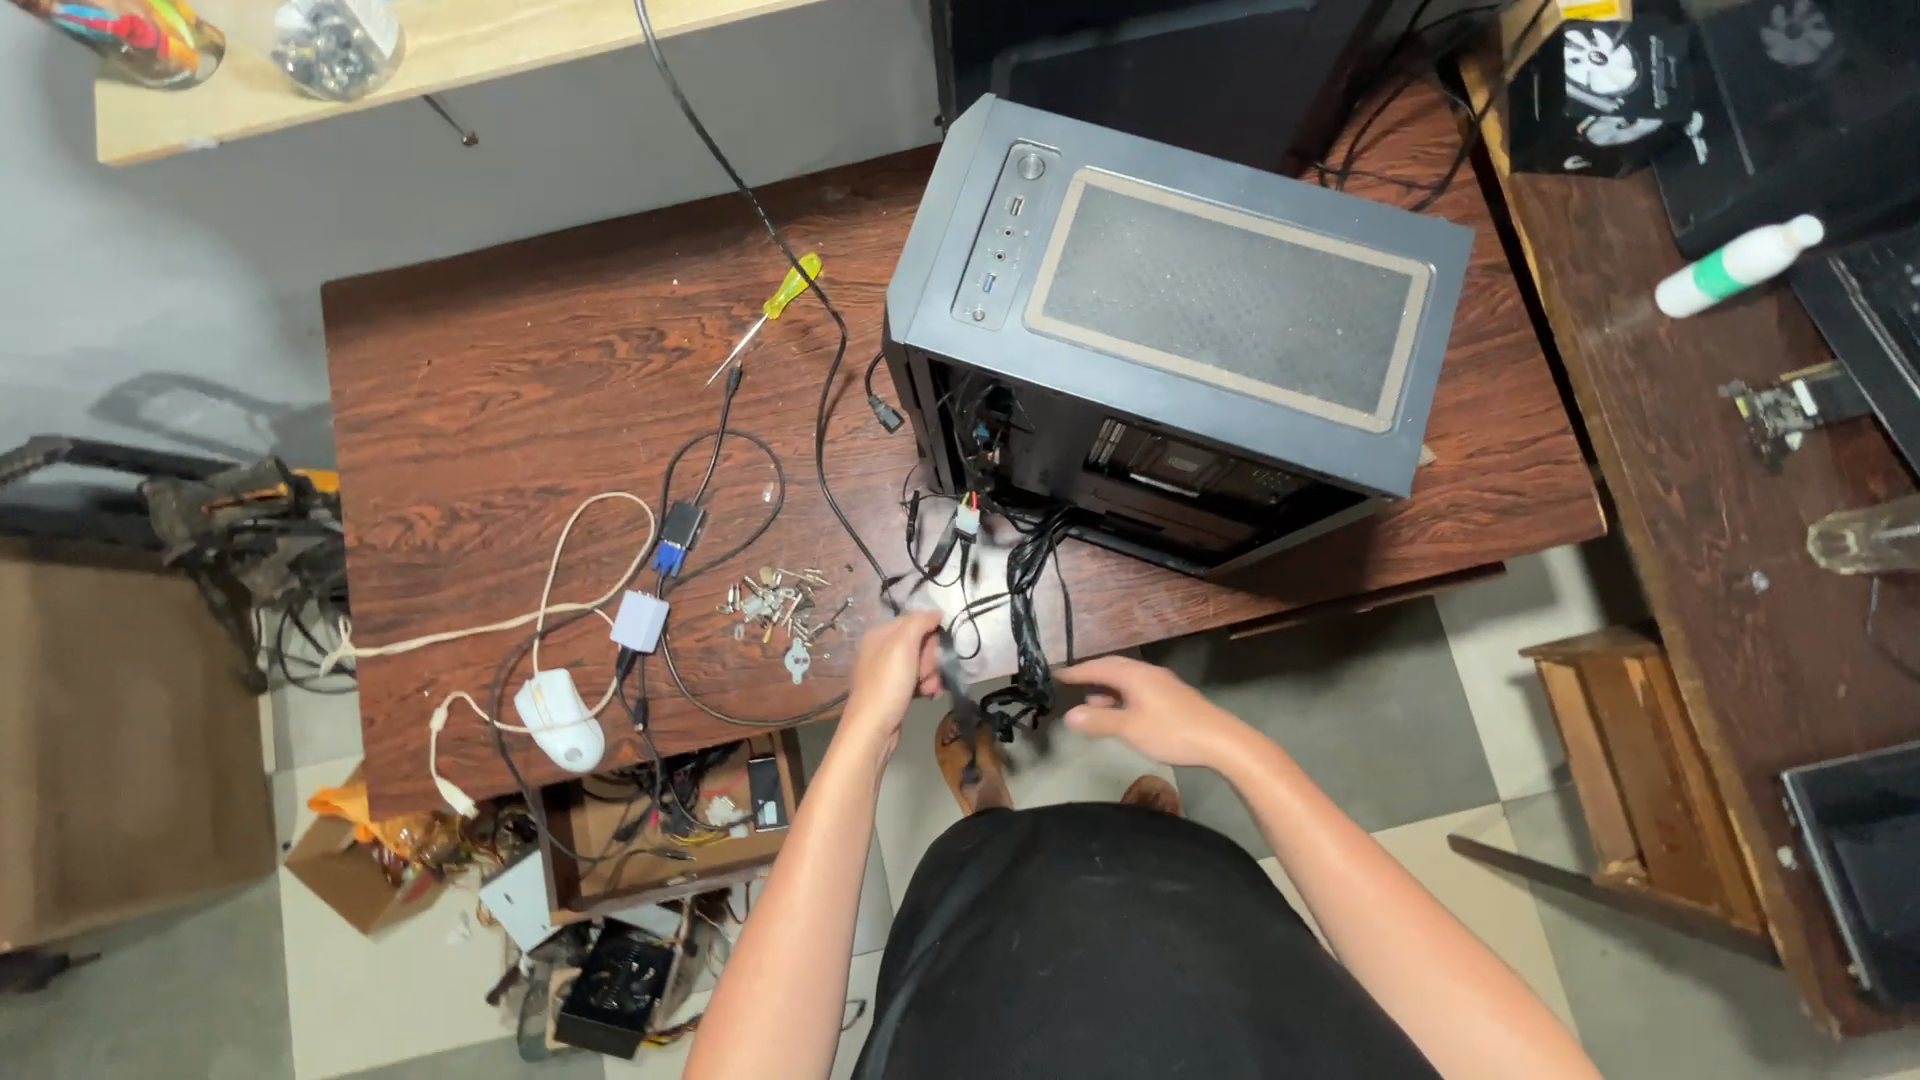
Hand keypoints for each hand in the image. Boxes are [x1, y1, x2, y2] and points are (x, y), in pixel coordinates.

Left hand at [839, 610, 943, 758]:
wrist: (872, 728)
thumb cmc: (887, 684)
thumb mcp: (903, 645)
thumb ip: (919, 622)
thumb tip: (937, 613)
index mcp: (880, 634)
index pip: (916, 622)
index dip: (930, 636)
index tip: (934, 652)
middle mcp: (881, 649)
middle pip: (920, 643)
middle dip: (931, 659)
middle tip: (928, 674)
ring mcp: (887, 671)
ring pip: (921, 663)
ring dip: (932, 675)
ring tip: (930, 689)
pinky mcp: (894, 690)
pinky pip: (917, 680)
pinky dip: (926, 686)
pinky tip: (929, 695)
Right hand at [1056, 655, 1253, 767]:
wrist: (1221, 741)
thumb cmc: (1172, 732)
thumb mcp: (1130, 729)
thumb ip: (1099, 721)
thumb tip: (1069, 715)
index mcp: (1134, 675)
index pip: (1098, 668)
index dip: (1076, 672)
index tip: (1056, 675)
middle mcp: (1147, 673)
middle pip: (1114, 667)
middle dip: (1091, 673)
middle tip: (1072, 681)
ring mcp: (1162, 684)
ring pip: (1127, 678)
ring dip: (1108, 686)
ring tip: (1092, 701)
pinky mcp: (1172, 696)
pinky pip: (1138, 687)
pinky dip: (1122, 694)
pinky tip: (1122, 710)